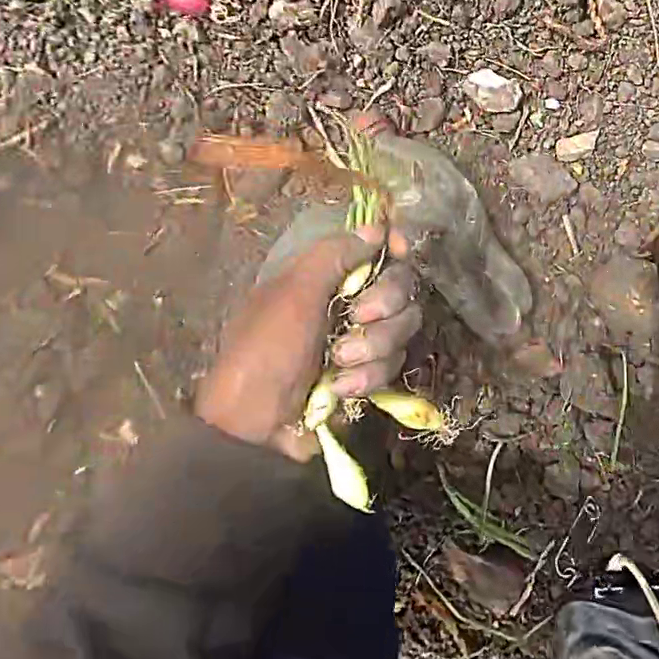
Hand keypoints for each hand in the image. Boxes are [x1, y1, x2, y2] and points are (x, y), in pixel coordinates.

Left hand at [196, 223, 422, 458]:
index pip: (378, 248)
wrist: (254, 429)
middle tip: (357, 319)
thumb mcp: (292, 294)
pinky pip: (393, 364)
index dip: (395, 248)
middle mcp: (351, 302)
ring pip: (404, 326)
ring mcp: (363, 339)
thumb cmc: (266, 351)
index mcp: (327, 276)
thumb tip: (377, 229)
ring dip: (374, 346)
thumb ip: (334, 255)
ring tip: (339, 363)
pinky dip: (368, 377)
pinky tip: (340, 389)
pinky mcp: (369, 373)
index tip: (400, 252)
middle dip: (385, 303)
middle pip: (402, 285)